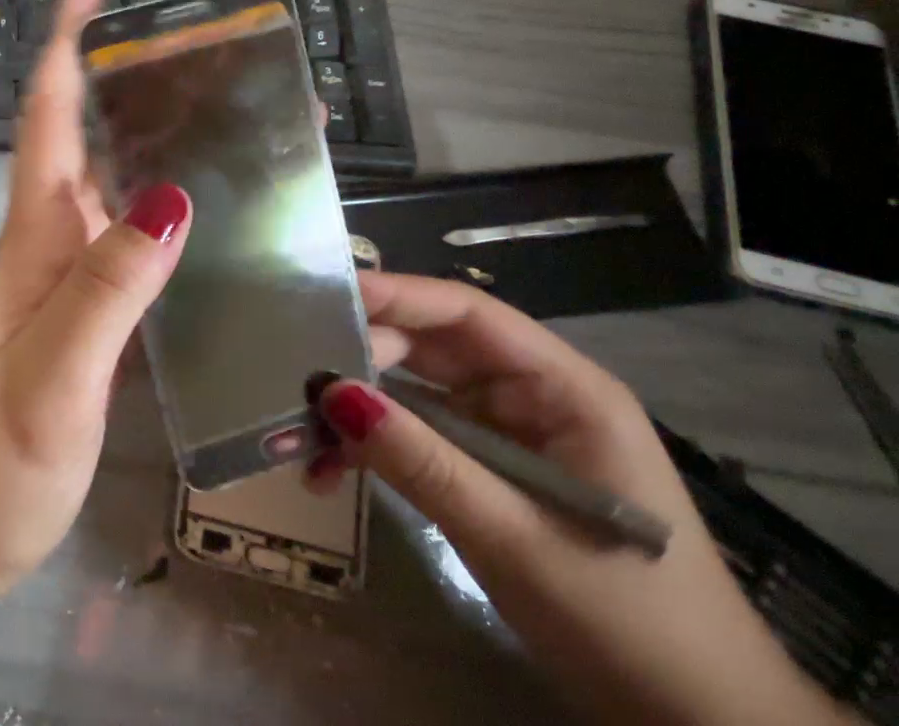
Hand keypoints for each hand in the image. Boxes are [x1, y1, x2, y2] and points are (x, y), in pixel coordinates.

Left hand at [0, 0, 191, 591]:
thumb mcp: (50, 377)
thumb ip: (104, 292)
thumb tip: (170, 198)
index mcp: (33, 248)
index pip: (45, 129)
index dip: (62, 55)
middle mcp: (50, 255)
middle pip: (90, 151)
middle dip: (137, 92)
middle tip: (214, 55)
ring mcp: (68, 293)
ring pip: (119, 201)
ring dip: (164, 154)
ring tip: (240, 123)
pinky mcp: (87, 332)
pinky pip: (136, 259)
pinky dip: (174, 228)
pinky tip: (219, 227)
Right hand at [309, 272, 849, 725]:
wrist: (687, 712)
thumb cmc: (624, 614)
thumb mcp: (512, 533)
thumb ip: (422, 461)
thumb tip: (331, 391)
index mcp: (565, 392)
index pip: (469, 316)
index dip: (396, 296)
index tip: (320, 295)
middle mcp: (532, 400)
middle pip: (431, 351)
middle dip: (360, 362)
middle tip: (292, 379)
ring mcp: (507, 439)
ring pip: (413, 398)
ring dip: (356, 414)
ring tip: (297, 433)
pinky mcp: (486, 476)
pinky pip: (415, 444)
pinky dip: (369, 453)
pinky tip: (325, 473)